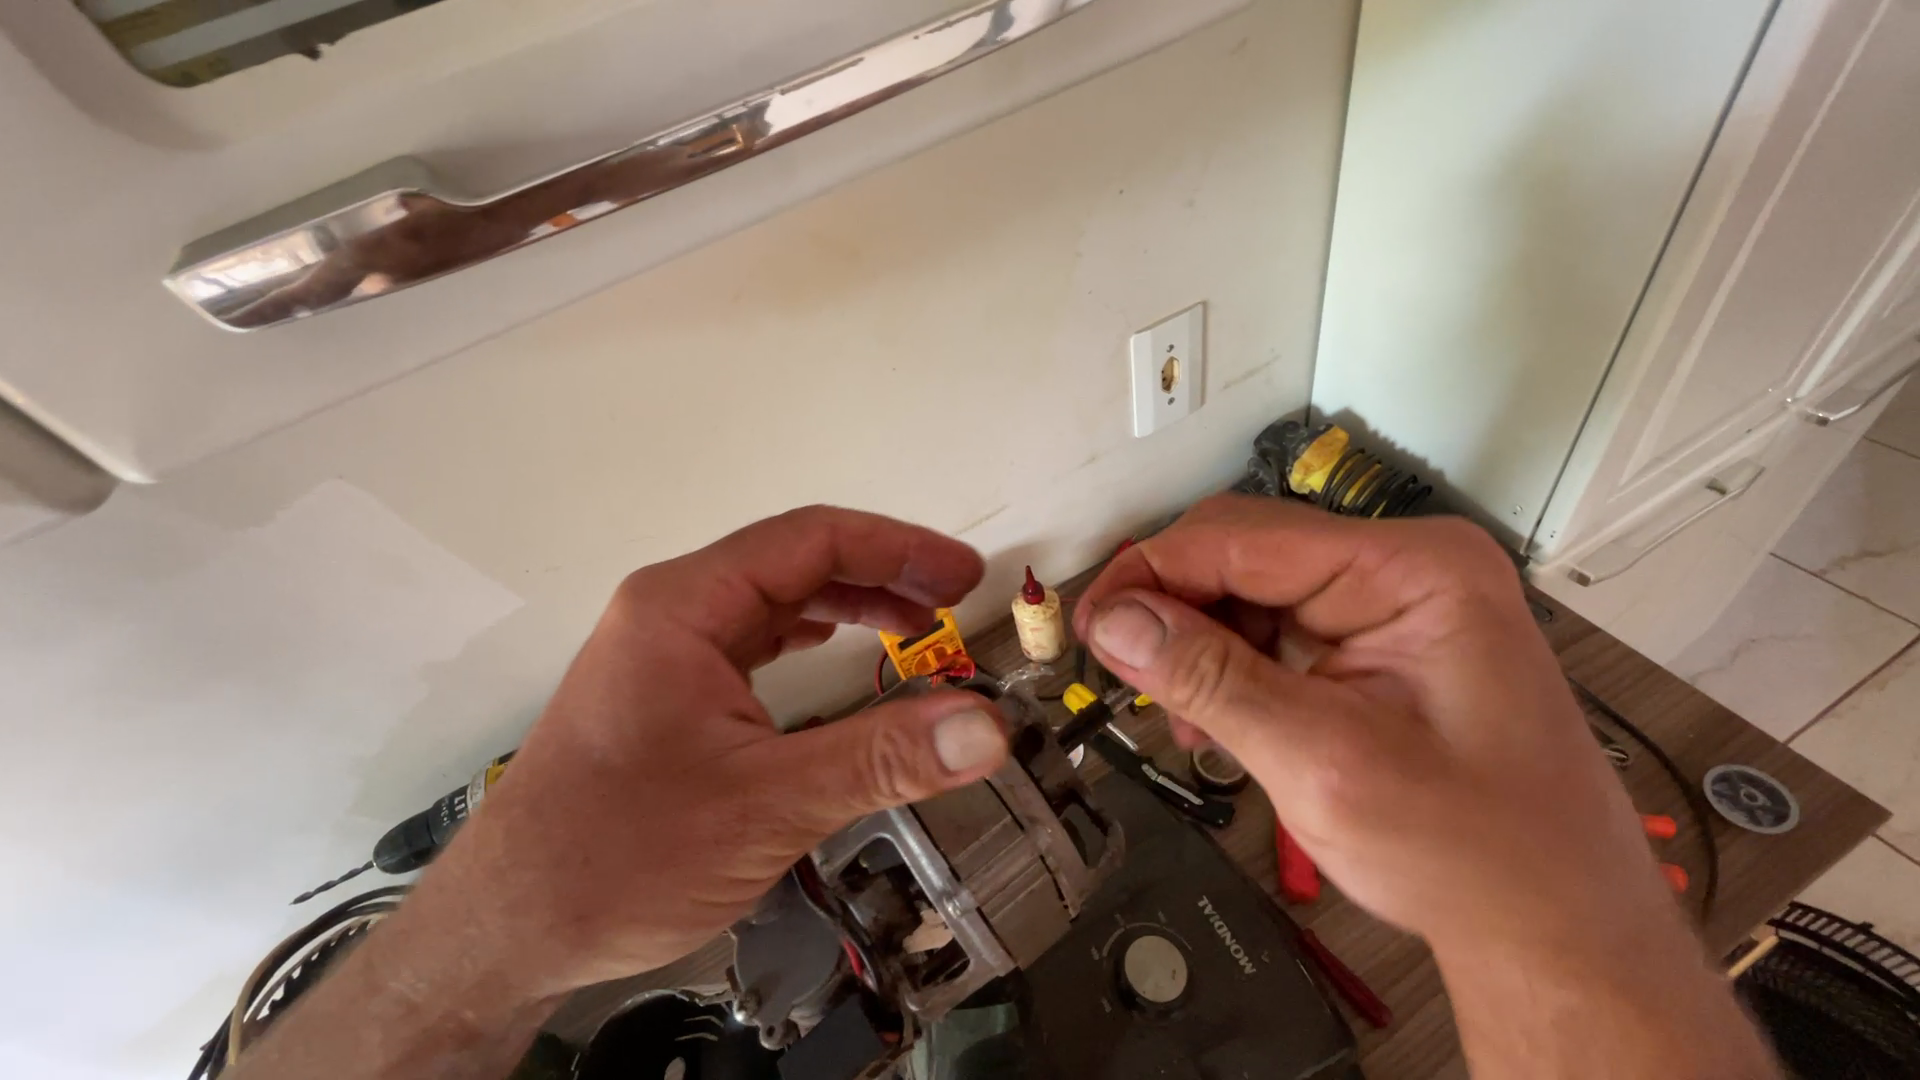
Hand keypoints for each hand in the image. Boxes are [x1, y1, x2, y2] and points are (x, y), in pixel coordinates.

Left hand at [414, 506, 1010, 994]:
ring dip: (850, 605)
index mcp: (684, 605)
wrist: (503, 935)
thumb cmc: (622, 857)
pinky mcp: (667, 690)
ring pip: (774, 600)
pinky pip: (754, 641)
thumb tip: (989, 727)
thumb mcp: (767, 805)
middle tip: (955, 600)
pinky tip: (840, 651)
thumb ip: (882, 758)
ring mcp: (665, 650)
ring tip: (918, 624)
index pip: (811, 539)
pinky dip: (811, 638)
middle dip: (882, 574)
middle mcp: (671, 610)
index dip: (899, 549)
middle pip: (795, 562)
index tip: (966, 578)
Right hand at [1073, 495, 1675, 956]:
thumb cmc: (1468, 853)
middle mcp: (1400, 564)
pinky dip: (1226, 666)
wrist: (1554, 930)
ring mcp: (1387, 600)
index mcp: (1411, 568)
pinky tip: (1218, 715)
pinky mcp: (1371, 637)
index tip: (1089, 626)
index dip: (1149, 572)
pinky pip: (1269, 627)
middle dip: (1173, 611)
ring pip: (1244, 590)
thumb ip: (1210, 679)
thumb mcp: (1322, 762)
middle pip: (1240, 553)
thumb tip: (1112, 620)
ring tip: (1186, 716)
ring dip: (1196, 645)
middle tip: (1128, 675)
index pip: (1240, 537)